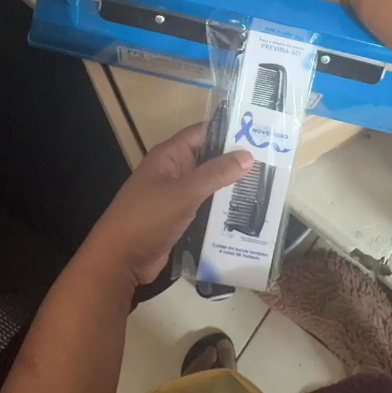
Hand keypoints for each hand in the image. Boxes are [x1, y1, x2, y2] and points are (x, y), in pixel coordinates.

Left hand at [80, 123, 253, 286]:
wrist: (119, 261)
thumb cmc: (147, 218)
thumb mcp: (183, 192)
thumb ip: (215, 174)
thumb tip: (248, 155)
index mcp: (169, 156)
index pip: (202, 133)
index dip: (228, 131)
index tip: (259, 133)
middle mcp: (174, 171)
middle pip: (209, 160)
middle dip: (235, 162)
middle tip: (272, 163)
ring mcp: (176, 196)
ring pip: (210, 186)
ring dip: (232, 188)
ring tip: (267, 188)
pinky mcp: (181, 219)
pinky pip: (207, 208)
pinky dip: (223, 210)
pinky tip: (248, 214)